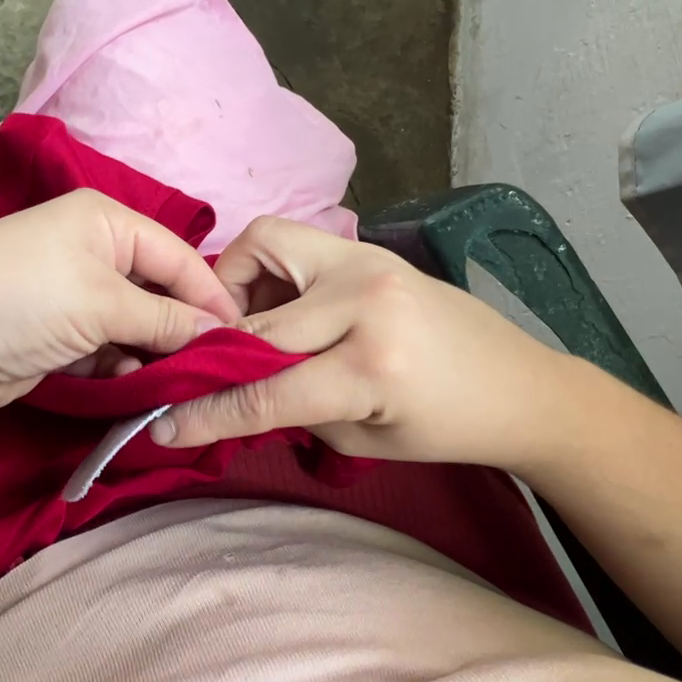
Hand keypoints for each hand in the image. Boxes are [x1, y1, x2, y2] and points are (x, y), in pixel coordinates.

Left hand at [0, 190, 241, 415]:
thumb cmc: (26, 299)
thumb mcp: (104, 302)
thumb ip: (167, 319)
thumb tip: (220, 334)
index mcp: (103, 219)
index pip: (175, 255)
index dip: (210, 296)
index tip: (242, 337)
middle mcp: (89, 249)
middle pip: (155, 289)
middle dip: (180, 327)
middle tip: (213, 366)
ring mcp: (69, 292)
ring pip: (132, 322)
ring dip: (151, 351)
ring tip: (175, 382)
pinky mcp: (55, 332)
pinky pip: (105, 346)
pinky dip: (120, 366)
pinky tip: (133, 387)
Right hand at [152, 216, 586, 470]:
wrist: (520, 385)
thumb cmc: (445, 427)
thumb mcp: (361, 440)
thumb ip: (291, 410)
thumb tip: (229, 392)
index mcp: (372, 367)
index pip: (267, 392)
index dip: (207, 413)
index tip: (161, 426)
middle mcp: (365, 300)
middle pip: (253, 321)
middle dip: (213, 352)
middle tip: (199, 370)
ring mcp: (366, 261)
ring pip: (261, 246)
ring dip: (235, 285)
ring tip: (243, 323)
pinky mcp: (368, 247)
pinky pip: (290, 241)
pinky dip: (265, 268)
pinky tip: (278, 303)